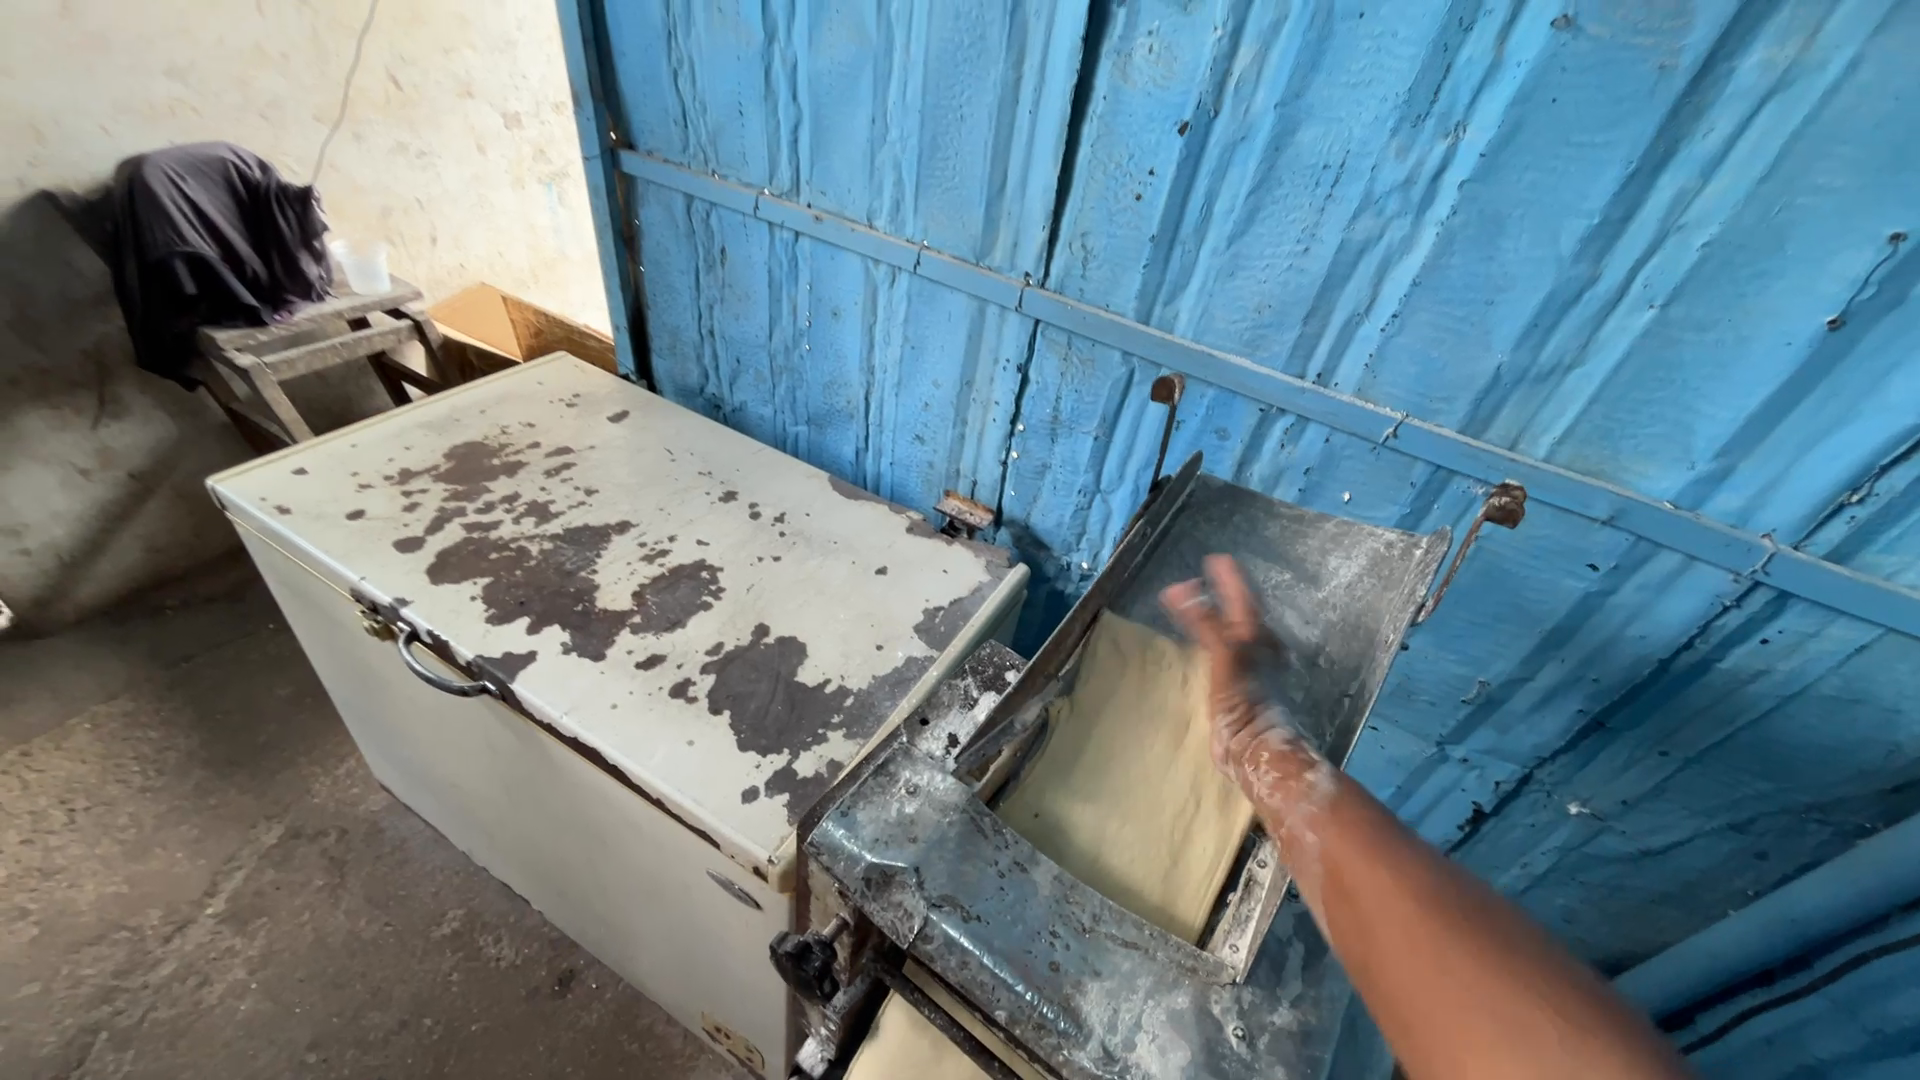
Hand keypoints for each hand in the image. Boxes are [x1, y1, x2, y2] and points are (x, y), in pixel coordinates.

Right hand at [1160, 555, 1323, 802]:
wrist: (1256, 750)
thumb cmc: (1246, 701)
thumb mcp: (1224, 654)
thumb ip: (1204, 621)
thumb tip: (1181, 588)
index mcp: (1258, 637)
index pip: (1243, 598)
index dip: (1229, 579)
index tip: (1216, 558)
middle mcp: (1258, 648)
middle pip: (1242, 612)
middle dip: (1227, 593)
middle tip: (1210, 575)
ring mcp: (1249, 669)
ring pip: (1234, 632)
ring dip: (1220, 616)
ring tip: (1205, 604)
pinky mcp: (1237, 688)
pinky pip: (1221, 652)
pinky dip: (1210, 640)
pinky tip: (1204, 646)